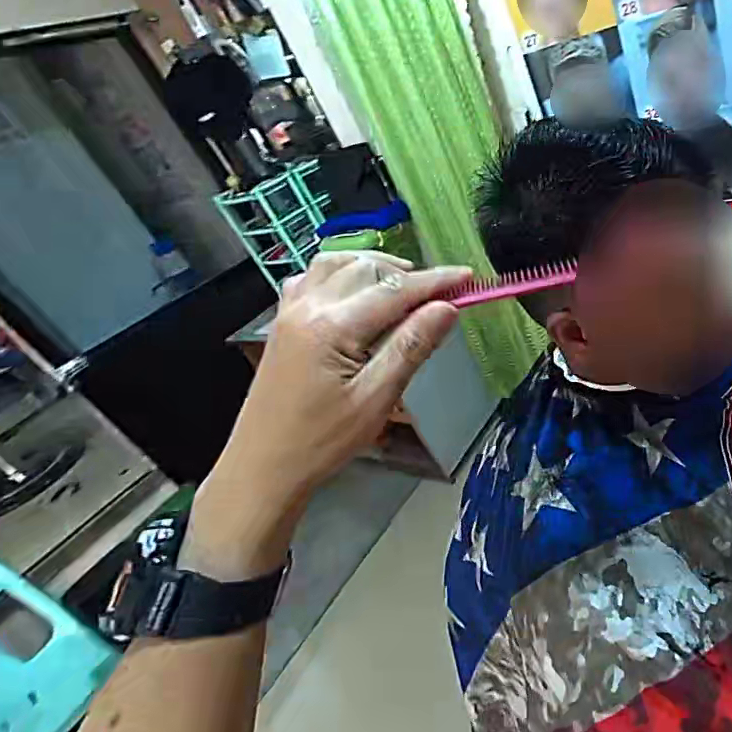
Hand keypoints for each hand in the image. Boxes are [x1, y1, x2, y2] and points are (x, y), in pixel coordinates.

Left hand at [183, 252, 469, 579]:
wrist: (262, 468)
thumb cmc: (322, 441)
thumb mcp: (376, 398)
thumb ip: (412, 346)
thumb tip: (448, 307)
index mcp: (332, 327)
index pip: (396, 291)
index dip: (437, 281)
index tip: (469, 276)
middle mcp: (307, 307)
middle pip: (367, 268)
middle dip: (409, 275)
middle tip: (441, 296)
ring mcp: (290, 312)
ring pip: (338, 263)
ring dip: (375, 268)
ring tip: (404, 290)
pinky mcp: (283, 322)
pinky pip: (313, 278)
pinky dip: (342, 274)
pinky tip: (358, 293)